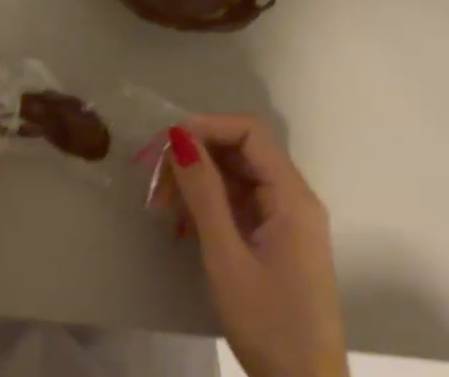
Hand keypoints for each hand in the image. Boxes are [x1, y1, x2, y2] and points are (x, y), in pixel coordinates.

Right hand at [168, 114, 348, 376]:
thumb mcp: (226, 256)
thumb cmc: (268, 322)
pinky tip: (182, 221)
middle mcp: (294, 200)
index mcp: (293, 198)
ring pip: (236, 176)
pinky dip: (208, 202)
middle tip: (154, 178)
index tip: (165, 145)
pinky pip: (239, 202)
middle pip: (241, 150)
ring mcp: (285, 220)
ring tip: (161, 203)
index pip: (250, 132)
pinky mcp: (275, 240)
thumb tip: (179, 136)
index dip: (206, 127)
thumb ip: (204, 193)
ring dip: (197, 179)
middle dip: (195, 154)